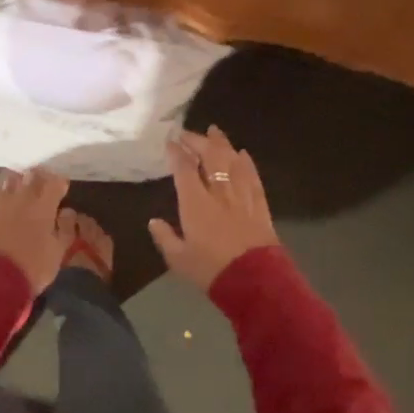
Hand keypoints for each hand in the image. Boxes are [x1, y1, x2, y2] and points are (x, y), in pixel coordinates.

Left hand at [0, 169, 68, 293]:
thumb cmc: (31, 269)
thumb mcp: (57, 254)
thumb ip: (66, 230)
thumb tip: (68, 212)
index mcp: (44, 206)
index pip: (56, 182)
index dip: (59, 183)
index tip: (59, 189)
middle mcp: (21, 195)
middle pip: (32, 174)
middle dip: (37, 178)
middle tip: (37, 189)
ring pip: (7, 177)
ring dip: (13, 183)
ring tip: (12, 193)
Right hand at [149, 127, 280, 290]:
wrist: (254, 280)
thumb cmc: (211, 270)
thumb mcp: (178, 259)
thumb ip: (165, 238)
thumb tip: (154, 222)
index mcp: (195, 203)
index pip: (184, 169)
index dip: (177, 153)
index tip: (170, 142)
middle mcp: (219, 193)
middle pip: (210, 157)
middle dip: (198, 141)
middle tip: (188, 133)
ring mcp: (242, 197)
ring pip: (233, 162)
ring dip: (223, 144)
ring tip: (215, 132)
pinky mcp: (259, 206)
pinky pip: (253, 178)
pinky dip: (246, 163)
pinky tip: (243, 154)